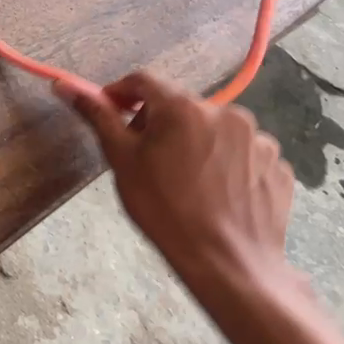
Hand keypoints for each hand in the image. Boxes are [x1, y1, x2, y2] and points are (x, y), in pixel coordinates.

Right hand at [57, 70, 296, 286]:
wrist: (228, 262)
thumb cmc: (163, 205)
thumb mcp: (120, 157)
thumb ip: (97, 114)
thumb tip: (64, 85)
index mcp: (183, 107)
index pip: (143, 81)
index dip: (120, 93)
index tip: (110, 115)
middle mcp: (228, 114)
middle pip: (179, 105)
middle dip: (157, 121)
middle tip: (144, 154)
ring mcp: (261, 142)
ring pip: (212, 129)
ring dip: (193, 140)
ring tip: (183, 176)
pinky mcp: (280, 168)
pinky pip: (242, 152)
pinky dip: (224, 161)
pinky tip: (214, 189)